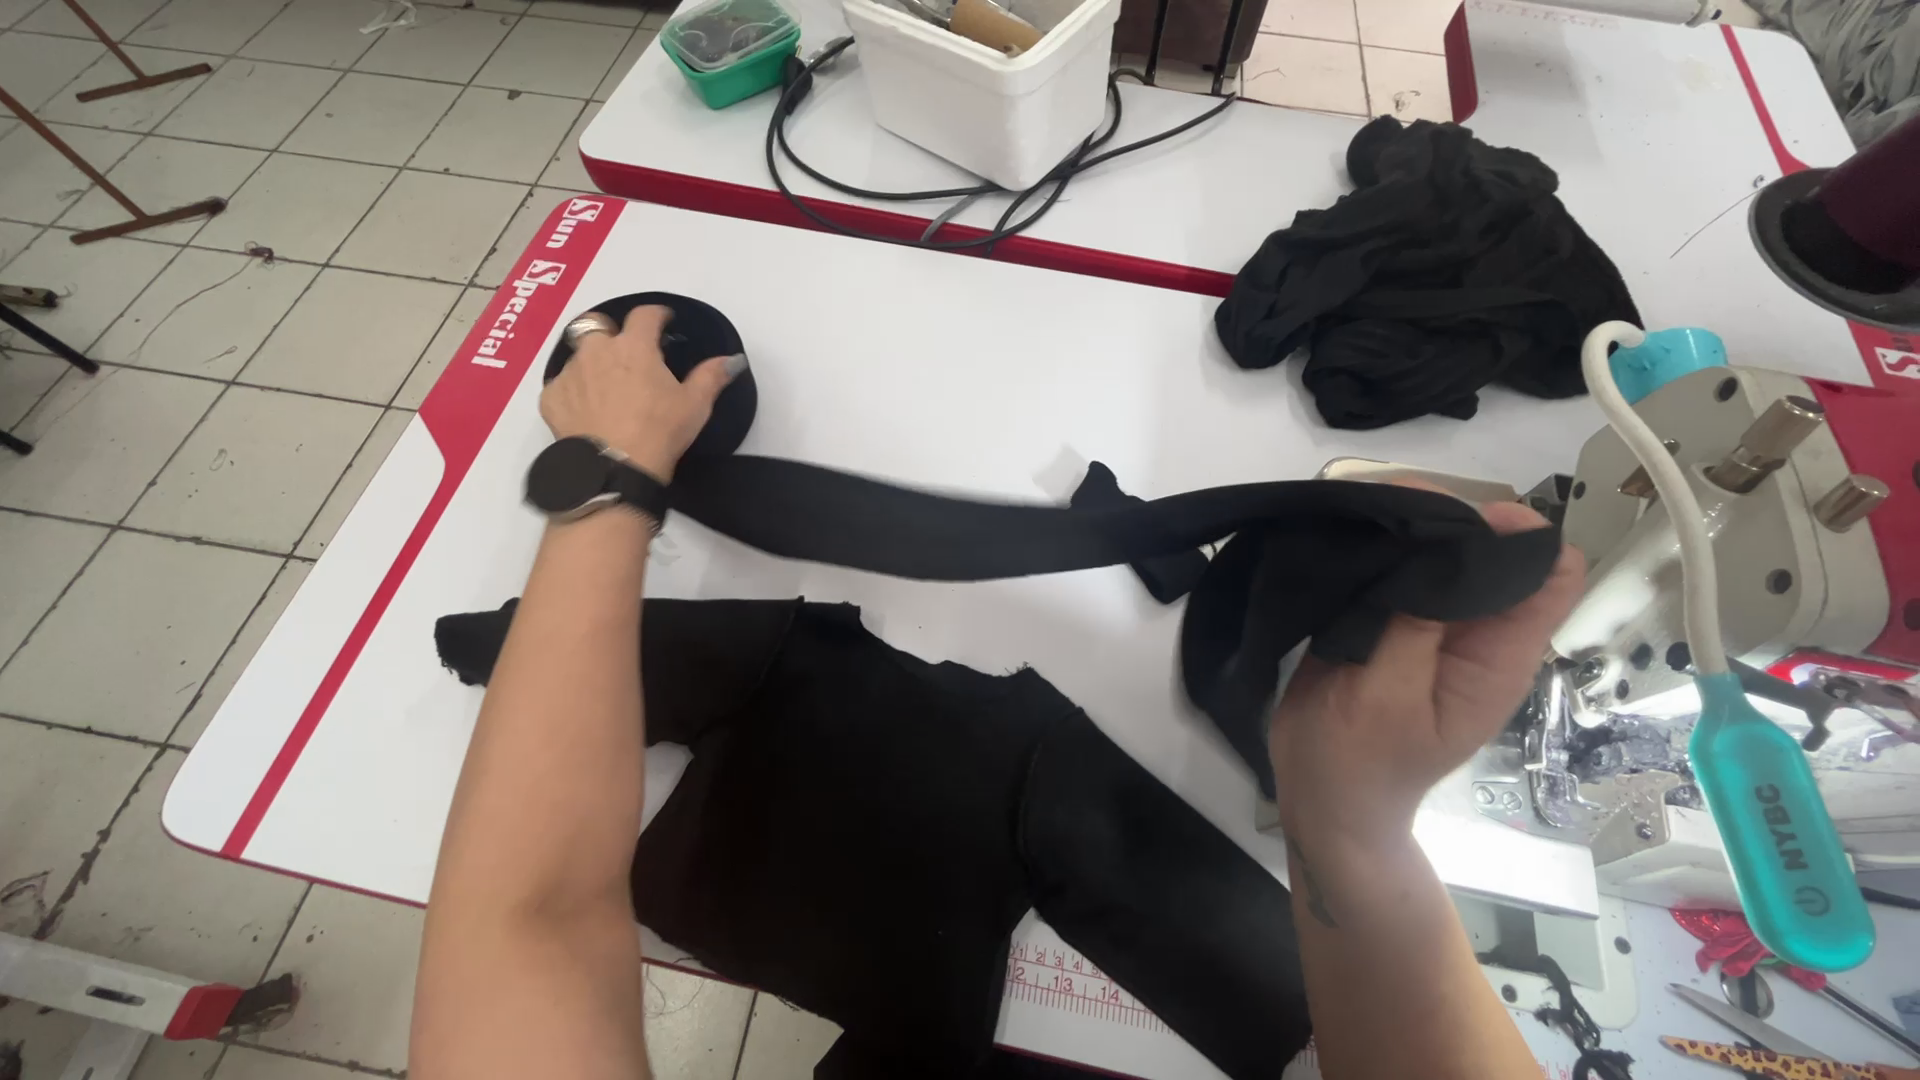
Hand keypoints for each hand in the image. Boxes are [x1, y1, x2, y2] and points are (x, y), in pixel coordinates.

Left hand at [539, 305, 743, 481]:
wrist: (615, 469)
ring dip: (592, 364)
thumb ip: (712, 376)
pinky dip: (575, 393)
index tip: (664, 321)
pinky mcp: (552, 398)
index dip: (657, 314)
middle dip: (611, 332)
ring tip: (606, 388)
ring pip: (579, 356)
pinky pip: (563, 386)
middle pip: (597, 324)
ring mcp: (570, 373)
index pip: (645, 315)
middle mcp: (597, 350)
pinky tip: (588, 411)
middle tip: (625, 353)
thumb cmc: (661, 432)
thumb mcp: (695, 405)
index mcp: (635, 347)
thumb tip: (733, 359)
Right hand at [1267, 497, 1584, 847]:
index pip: (1543, 575)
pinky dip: (1369, 555)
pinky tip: (1338, 545)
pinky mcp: (1382, 627)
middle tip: (1383, 509)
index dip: (1513, 535)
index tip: (1451, 515)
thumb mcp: (1388, 696)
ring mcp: (1424, 630)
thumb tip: (1440, 547)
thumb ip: (1415, 624)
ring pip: (1432, 561)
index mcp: (1495, 656)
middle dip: (1445, 524)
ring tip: (1354, 522)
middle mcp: (1470, 635)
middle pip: (1485, 556)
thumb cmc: (1358, 761)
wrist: (1320, 797)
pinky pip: (1388, 577)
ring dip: (1400, 537)